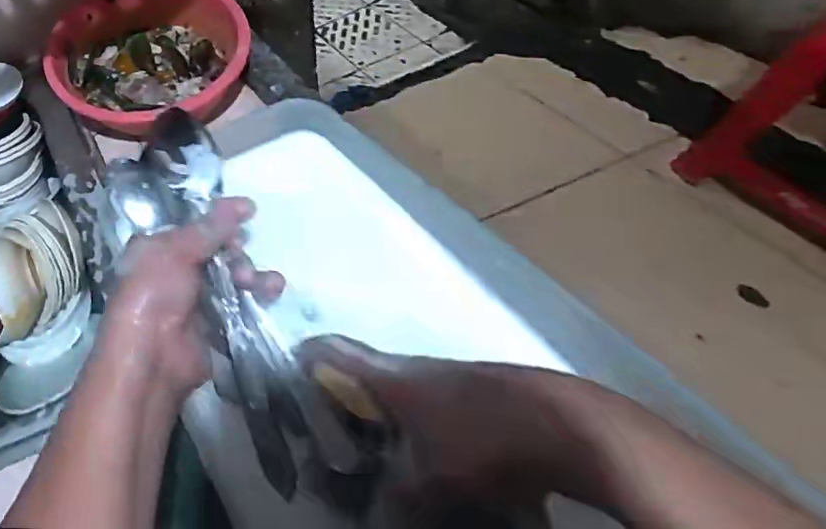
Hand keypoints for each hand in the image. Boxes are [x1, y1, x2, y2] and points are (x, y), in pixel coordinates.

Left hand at [102, 196, 283, 395]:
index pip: (193, 227)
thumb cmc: (154, 290)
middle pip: (216, 252)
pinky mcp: (216, 325)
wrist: (153, 351)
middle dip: (235, 250)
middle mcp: (174, 270)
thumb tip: (241, 202)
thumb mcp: (175, 252)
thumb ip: (208, 230)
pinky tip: (273, 291)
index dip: (219, 220)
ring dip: (250, 274)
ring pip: (231, 278)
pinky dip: (258, 297)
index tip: (249, 210)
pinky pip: (241, 305)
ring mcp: (196, 299)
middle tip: (241, 256)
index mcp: (156, 246)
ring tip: (261, 280)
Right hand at [297, 336, 589, 522]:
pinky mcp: (487, 396)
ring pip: (408, 396)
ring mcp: (451, 379)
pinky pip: (446, 412)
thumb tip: (373, 516)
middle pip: (364, 375)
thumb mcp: (435, 478)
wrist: (571, 426)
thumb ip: (398, 495)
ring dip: (398, 423)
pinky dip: (440, 435)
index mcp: (383, 373)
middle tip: (345, 436)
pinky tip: (456, 470)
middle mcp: (409, 367)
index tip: (291, 374)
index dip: (303, 357)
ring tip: (400, 459)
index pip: (326, 348)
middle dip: (352, 404)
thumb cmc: (480, 437)